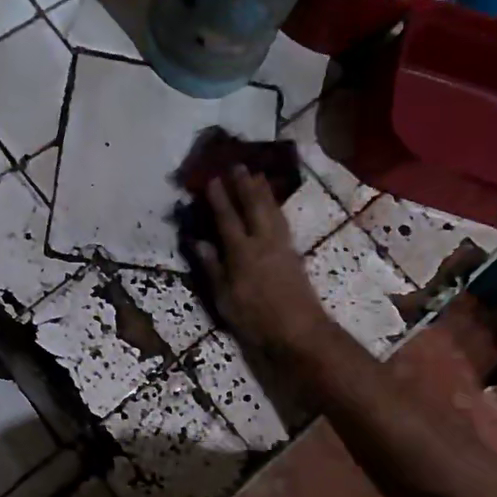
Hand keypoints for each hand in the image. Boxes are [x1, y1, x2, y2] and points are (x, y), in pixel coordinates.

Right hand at [195, 166, 332, 354]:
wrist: (299, 331)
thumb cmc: (255, 318)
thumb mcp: (224, 297)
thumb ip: (212, 267)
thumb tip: (197, 241)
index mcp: (242, 253)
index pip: (227, 219)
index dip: (219, 199)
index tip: (211, 179)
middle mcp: (263, 242)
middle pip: (253, 207)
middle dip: (244, 185)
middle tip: (237, 165)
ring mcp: (281, 246)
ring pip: (271, 211)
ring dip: (263, 192)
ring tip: (257, 175)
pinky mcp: (293, 253)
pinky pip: (281, 221)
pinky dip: (275, 207)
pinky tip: (273, 205)